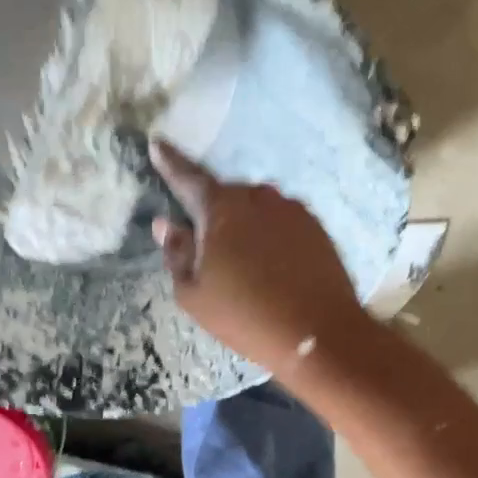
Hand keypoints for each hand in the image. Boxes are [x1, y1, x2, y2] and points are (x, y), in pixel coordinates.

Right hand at [150, 141, 369, 369]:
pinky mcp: (317, 227)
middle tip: (208, 249)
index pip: (187, 177)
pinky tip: (273, 267)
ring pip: (256, 209)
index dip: (170, 161)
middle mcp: (258, 197)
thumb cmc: (245, 316)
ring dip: (245, 226)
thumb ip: (176, 253)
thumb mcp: (194, 294)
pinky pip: (282, 223)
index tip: (157, 143)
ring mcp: (292, 209)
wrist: (319, 334)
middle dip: (213, 213)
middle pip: (225, 197)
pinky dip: (271, 237)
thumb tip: (166, 224)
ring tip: (245, 265)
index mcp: (221, 208)